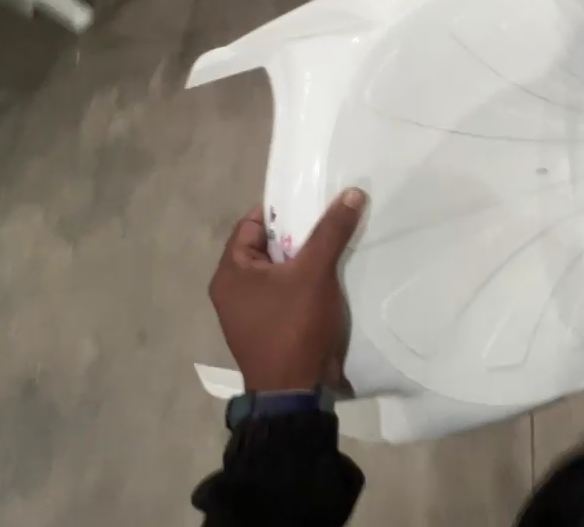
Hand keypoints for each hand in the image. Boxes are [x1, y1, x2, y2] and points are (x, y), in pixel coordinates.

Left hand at [209, 189, 366, 391]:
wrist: (296, 391)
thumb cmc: (294, 326)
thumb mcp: (315, 271)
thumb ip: (331, 230)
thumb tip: (352, 193)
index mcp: (231, 273)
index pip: (251, 224)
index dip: (281, 209)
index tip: (314, 199)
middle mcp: (234, 289)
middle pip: (268, 245)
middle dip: (300, 231)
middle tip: (332, 216)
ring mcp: (252, 310)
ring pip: (281, 268)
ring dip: (307, 255)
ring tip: (338, 239)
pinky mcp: (271, 325)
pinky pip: (288, 289)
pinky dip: (308, 278)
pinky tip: (334, 271)